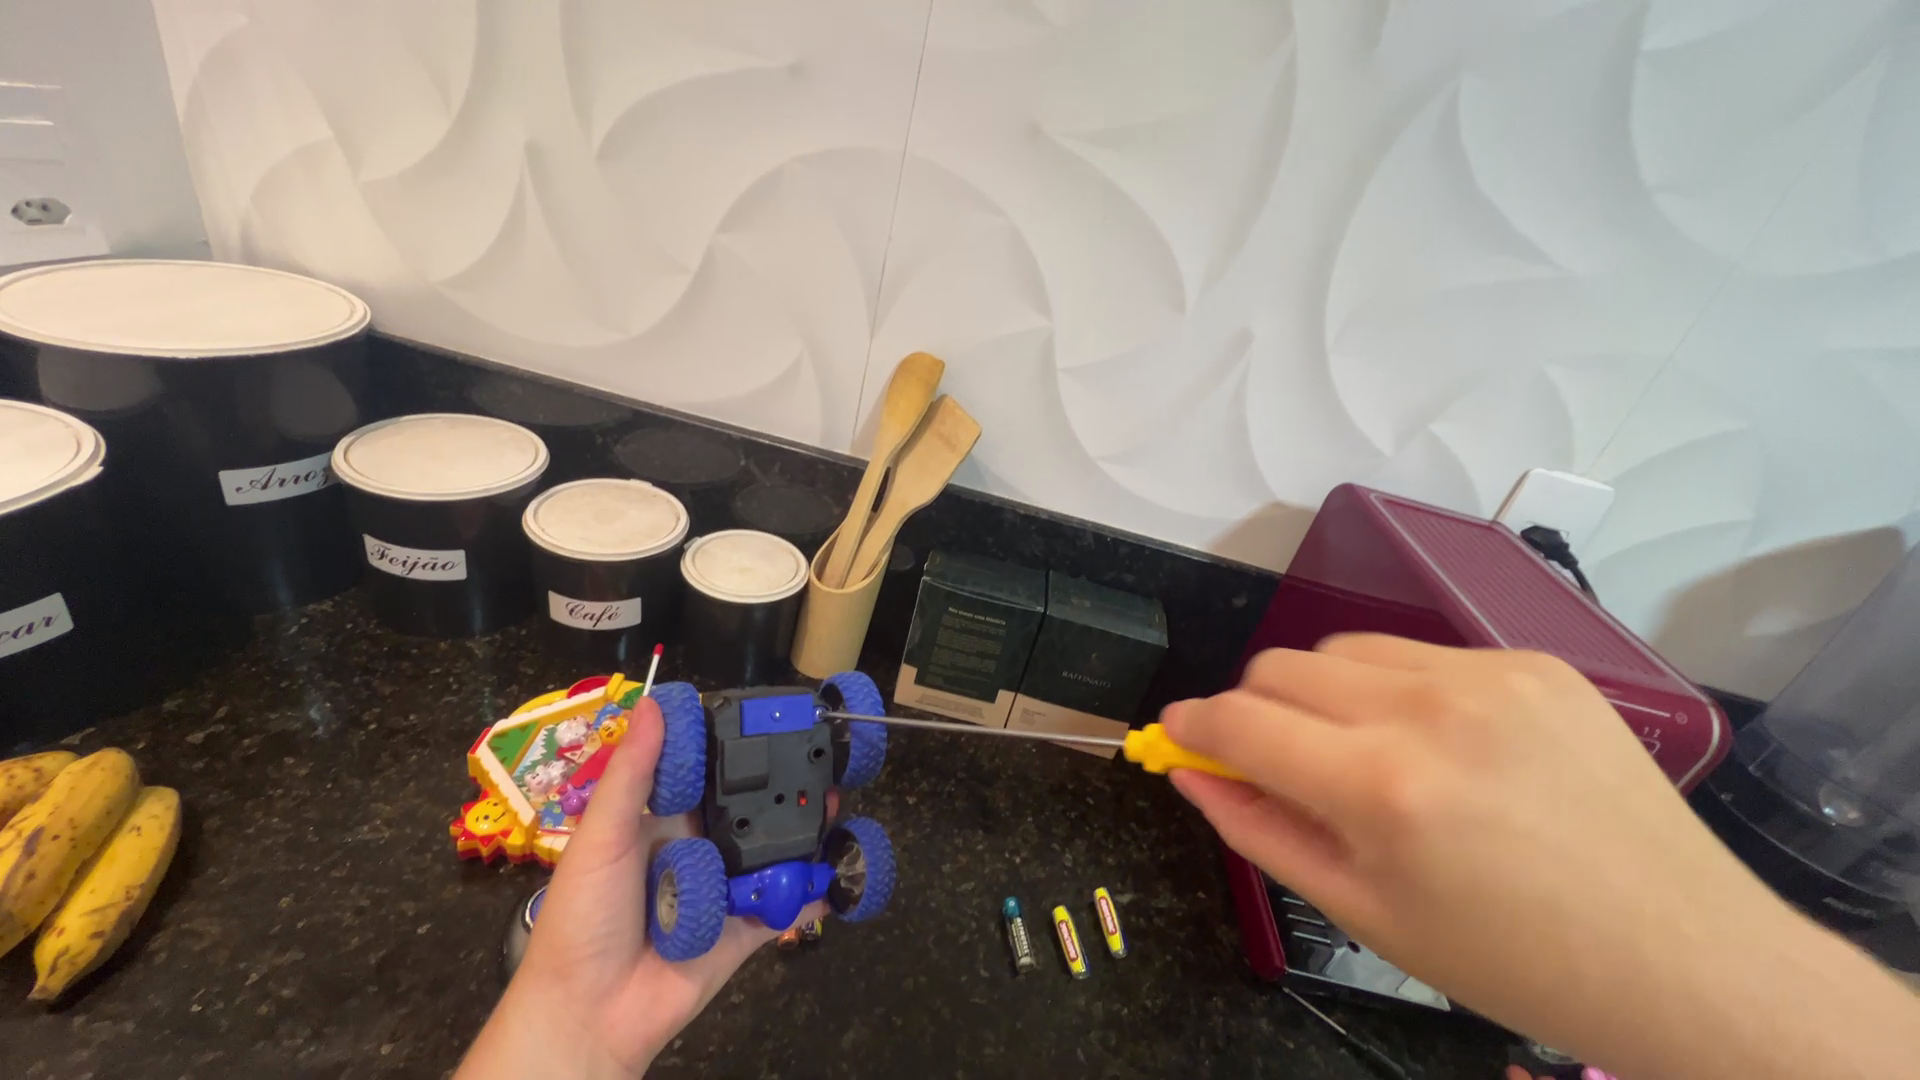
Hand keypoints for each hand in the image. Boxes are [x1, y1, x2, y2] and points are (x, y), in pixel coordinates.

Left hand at [456, 697, 825, 1079]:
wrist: (587, 1017)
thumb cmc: (584, 918)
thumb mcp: (601, 838)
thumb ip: (634, 774)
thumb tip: (655, 701)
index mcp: (664, 821)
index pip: (705, 773)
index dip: (736, 745)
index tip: (774, 714)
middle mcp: (699, 848)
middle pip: (747, 810)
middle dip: (783, 787)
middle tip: (823, 758)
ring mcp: (725, 889)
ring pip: (771, 853)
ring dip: (803, 831)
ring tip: (836, 802)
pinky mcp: (744, 929)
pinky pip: (783, 905)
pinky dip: (810, 892)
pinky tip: (840, 872)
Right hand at [1164, 635, 1918, 1079]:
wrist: (1689, 960)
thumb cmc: (1507, 957)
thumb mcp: (1362, 911)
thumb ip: (1257, 829)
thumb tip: (1192, 772)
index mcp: (1381, 788)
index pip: (1239, 722)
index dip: (1192, 724)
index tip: (1177, 732)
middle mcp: (1427, 710)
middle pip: (1277, 667)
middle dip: (1254, 710)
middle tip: (1279, 761)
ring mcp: (1487, 675)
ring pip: (1338, 649)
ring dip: (1320, 693)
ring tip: (1362, 750)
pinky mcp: (1531, 662)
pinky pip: (1413, 652)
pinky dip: (1391, 688)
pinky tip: (1437, 742)